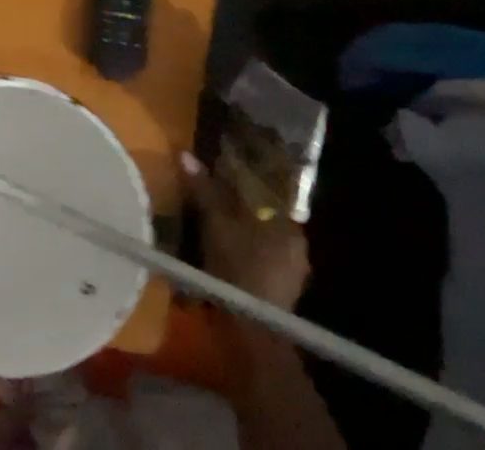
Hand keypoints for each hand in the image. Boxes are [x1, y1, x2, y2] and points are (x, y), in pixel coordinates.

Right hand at [182, 153, 309, 310]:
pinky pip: (265, 260)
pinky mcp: (285, 290)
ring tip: (217, 231)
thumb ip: (204, 191)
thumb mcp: (214, 225)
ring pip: (266, 239)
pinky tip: (230, 258)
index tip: (218, 175)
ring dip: (244, 233)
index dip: (240, 181)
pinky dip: (248, 254)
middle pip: (265, 215)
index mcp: (287, 223)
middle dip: (241, 208)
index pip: (265, 191)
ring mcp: (295, 270)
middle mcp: (298, 243)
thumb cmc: (236, 270)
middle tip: (213, 203)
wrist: (253, 329)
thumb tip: (187, 155)